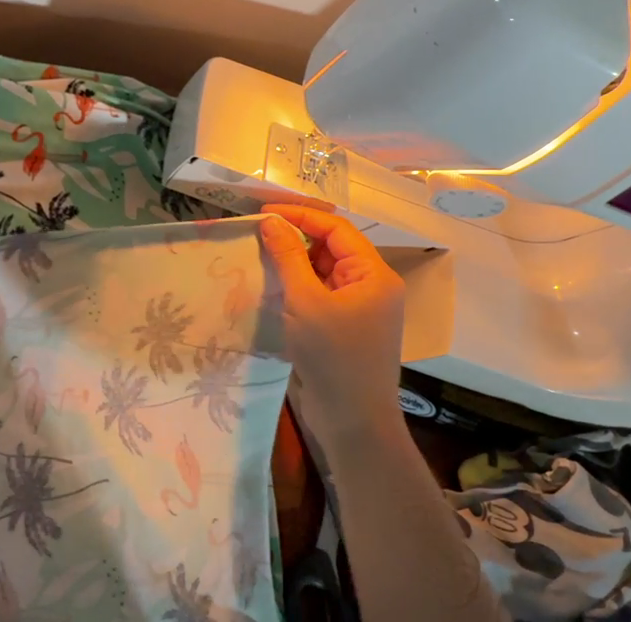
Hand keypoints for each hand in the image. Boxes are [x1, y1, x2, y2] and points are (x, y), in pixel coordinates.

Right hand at [259, 204, 406, 437]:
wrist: (352, 418)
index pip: (336, 229)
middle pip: (332, 247)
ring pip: (324, 269)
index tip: (262, 212)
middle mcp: (371, 285)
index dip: (300, 216)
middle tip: (256, 233)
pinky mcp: (345, 325)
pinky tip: (272, 284)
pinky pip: (320, 291)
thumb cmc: (333, 355)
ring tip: (258, 255)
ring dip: (294, 260)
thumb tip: (271, 221)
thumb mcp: (304, 300)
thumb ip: (288, 257)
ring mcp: (359, 307)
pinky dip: (297, 283)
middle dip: (295, 236)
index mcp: (373, 275)